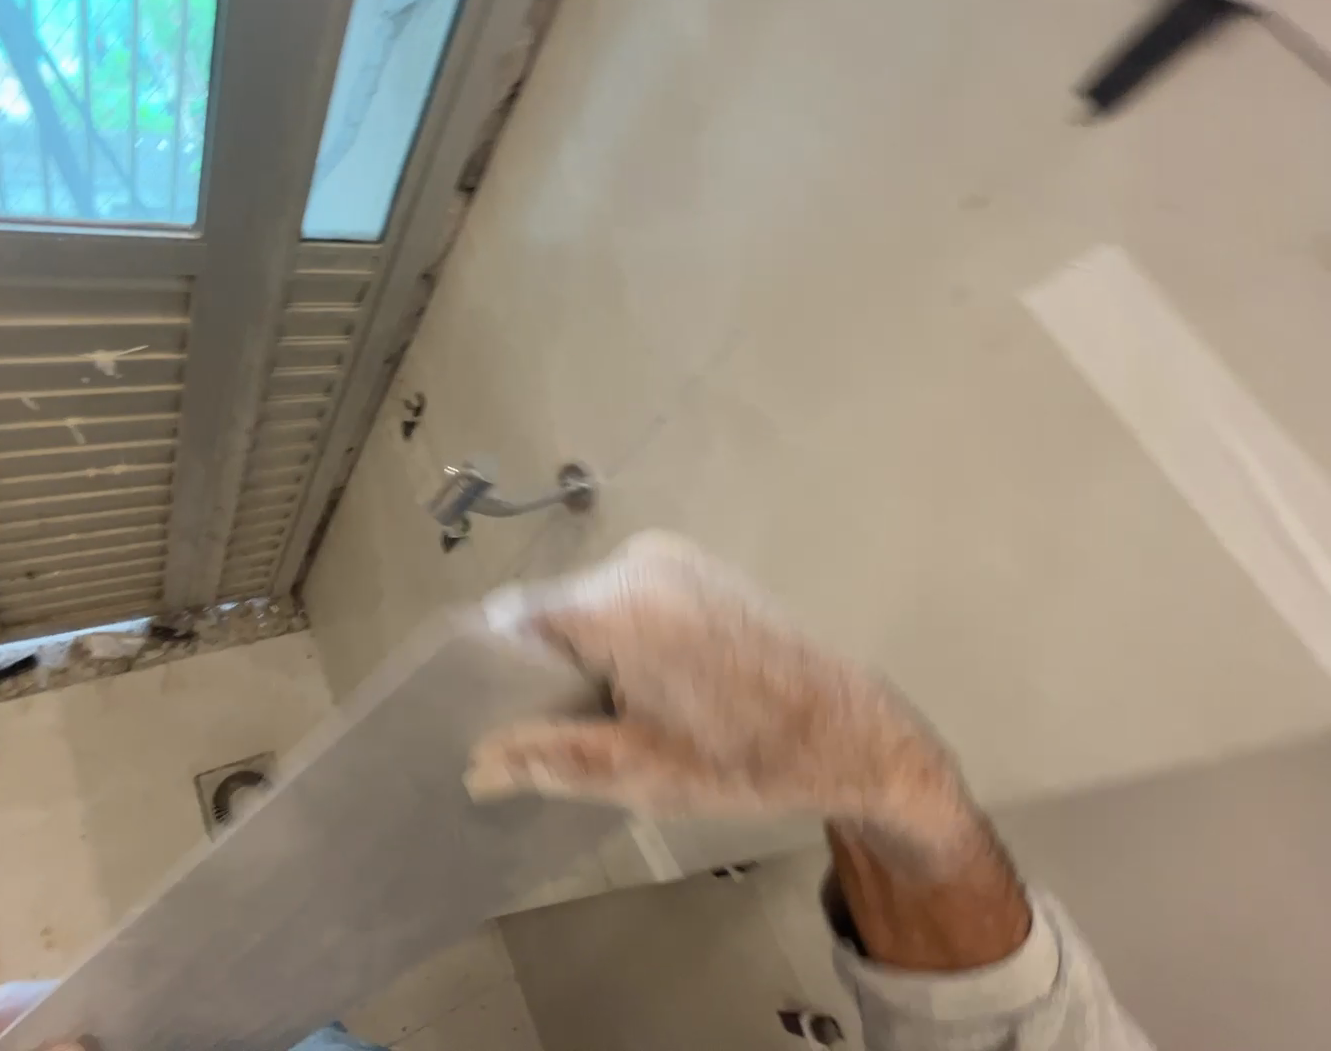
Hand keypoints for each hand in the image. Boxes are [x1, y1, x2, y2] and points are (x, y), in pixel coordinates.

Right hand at [466, 531, 979, 871]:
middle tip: (563, 720)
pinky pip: (622, 590)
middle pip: (551, 608)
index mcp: (621, 610)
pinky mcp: (690, 561)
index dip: (494, 664)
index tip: (497, 710)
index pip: (516, 619)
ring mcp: (668, 556)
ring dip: (581, 644)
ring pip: (585, 598)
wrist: (854, 732)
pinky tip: (647, 672)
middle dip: (542, 661)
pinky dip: (615, 626)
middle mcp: (638, 565)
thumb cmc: (746, 760)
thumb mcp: (644, 774)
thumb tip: (476, 766)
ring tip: (613, 702)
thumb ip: (551, 759)